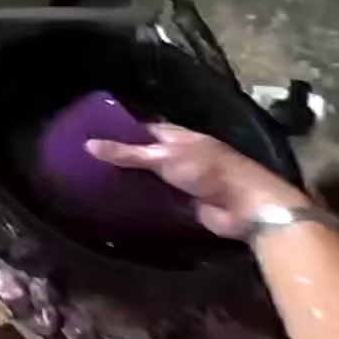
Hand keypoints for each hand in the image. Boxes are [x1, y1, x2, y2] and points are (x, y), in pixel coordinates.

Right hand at [87, 124, 309, 238]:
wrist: (252, 211)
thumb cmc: (211, 173)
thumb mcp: (163, 157)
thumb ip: (126, 152)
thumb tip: (86, 144)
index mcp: (179, 137)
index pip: (142, 127)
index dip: (118, 128)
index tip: (91, 131)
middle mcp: (181, 155)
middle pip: (144, 151)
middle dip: (121, 154)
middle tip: (87, 155)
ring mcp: (185, 179)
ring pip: (149, 174)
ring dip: (130, 176)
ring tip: (94, 174)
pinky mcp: (186, 201)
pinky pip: (156, 195)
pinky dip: (141, 195)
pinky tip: (117, 195)